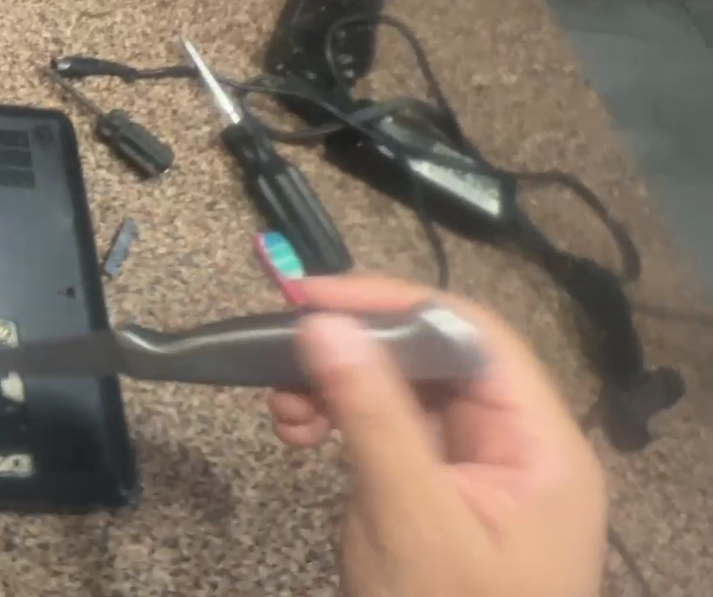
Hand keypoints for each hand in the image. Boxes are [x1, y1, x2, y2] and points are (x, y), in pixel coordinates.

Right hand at [268, 275, 605, 596]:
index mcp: (535, 444)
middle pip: (421, 354)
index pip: (468, 333)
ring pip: (388, 382)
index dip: (388, 301)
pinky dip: (325, 412)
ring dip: (325, 383)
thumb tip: (323, 321)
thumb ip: (370, 413)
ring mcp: (464, 459)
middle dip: (343, 351)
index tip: (305, 299)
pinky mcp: (423, 475)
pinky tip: (294, 433)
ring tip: (281, 413)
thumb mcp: (408, 513)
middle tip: (276, 357)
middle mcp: (505, 439)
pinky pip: (371, 416)